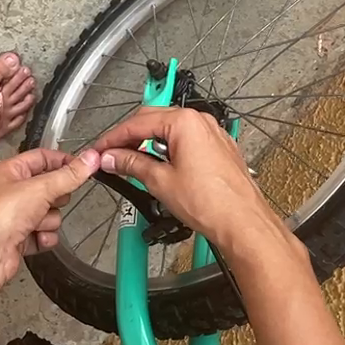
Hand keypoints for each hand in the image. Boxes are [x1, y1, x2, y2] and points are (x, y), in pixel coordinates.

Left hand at [0, 148, 99, 295]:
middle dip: (55, 198)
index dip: (63, 162)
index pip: (43, 157)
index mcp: (12, 171)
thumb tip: (90, 158)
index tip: (83, 168)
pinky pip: (46, 233)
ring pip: (51, 213)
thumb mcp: (41, 188)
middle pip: (51, 188)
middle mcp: (13, 191)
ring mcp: (17, 215)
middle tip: (49, 200)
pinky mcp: (22, 237)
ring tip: (35, 223)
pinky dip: (44, 237)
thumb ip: (69, 175)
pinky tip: (35, 238)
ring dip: (48, 221)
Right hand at [86, 106, 290, 257]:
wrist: (244, 223)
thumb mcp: (160, 182)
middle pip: (153, 120)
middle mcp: (201, 122)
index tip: (101, 148)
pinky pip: (186, 140)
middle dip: (129, 137)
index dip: (113, 137)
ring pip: (170, 130)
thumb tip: (113, 157)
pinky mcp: (218, 149)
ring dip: (148, 143)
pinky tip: (157, 166)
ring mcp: (212, 134)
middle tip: (111, 154)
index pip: (137, 123)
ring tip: (131, 163)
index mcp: (185, 122)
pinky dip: (167, 149)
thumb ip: (131, 164)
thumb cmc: (213, 204)